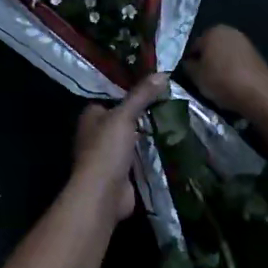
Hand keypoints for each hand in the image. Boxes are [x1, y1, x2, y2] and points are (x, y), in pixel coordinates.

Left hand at [70, 72, 169, 220]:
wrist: (103, 194)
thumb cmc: (107, 150)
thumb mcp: (124, 116)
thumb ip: (141, 95)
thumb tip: (163, 73)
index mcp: (91, 116)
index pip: (111, 95)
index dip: (131, 87)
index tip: (154, 80)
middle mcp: (98, 132)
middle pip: (124, 114)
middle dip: (144, 109)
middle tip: (170, 96)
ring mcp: (110, 152)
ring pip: (133, 134)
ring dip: (150, 128)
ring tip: (175, 114)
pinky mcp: (123, 169)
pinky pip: (140, 152)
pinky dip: (152, 147)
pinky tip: (171, 139)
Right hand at [184, 26, 267, 116]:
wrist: (258, 92)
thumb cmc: (222, 81)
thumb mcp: (196, 76)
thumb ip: (189, 66)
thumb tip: (189, 63)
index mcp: (213, 31)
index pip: (194, 47)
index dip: (191, 63)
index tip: (192, 77)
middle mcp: (230, 31)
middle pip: (211, 48)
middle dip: (207, 61)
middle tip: (204, 80)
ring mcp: (245, 42)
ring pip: (225, 55)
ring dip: (220, 65)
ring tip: (218, 83)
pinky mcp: (256, 54)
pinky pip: (237, 61)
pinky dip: (233, 69)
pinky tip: (232, 82)